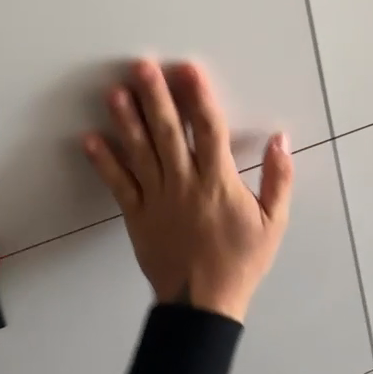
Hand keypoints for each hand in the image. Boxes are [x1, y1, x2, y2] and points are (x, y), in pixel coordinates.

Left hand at [82, 59, 292, 322]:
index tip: (188, 70)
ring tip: (115, 92)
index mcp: (218, 181)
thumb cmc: (242, 260)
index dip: (198, 97)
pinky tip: (91, 139)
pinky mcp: (136, 216)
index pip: (208, 129)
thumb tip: (281, 139)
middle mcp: (184, 183)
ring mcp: (157, 199)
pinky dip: (104, 162)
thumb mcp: (274, 221)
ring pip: (140, 152)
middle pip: (168, 132)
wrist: (202, 306)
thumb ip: (279, 178)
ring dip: (127, 120)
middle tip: (142, 67)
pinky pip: (118, 185)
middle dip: (155, 97)